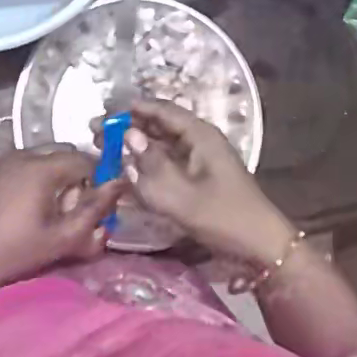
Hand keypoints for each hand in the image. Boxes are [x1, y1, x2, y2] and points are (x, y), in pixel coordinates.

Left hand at [0, 147, 128, 288]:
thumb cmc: (13, 251)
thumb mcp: (61, 238)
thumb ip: (95, 211)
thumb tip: (120, 185)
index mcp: (43, 167)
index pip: (86, 160)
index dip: (96, 180)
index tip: (93, 206)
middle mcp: (25, 154)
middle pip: (66, 154)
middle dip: (77, 176)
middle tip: (72, 209)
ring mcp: (5, 160)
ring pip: (46, 158)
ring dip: (57, 176)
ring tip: (51, 210)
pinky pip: (27, 164)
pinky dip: (38, 178)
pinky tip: (30, 208)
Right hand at [118, 100, 295, 263]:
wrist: (260, 247)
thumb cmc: (224, 217)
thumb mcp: (182, 194)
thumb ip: (151, 165)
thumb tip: (129, 135)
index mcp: (200, 135)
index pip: (162, 110)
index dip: (132, 110)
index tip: (103, 113)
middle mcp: (199, 142)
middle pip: (159, 126)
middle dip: (128, 128)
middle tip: (96, 133)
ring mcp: (200, 161)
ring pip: (161, 146)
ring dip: (135, 147)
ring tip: (105, 150)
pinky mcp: (199, 180)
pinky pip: (168, 165)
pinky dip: (147, 166)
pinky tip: (127, 173)